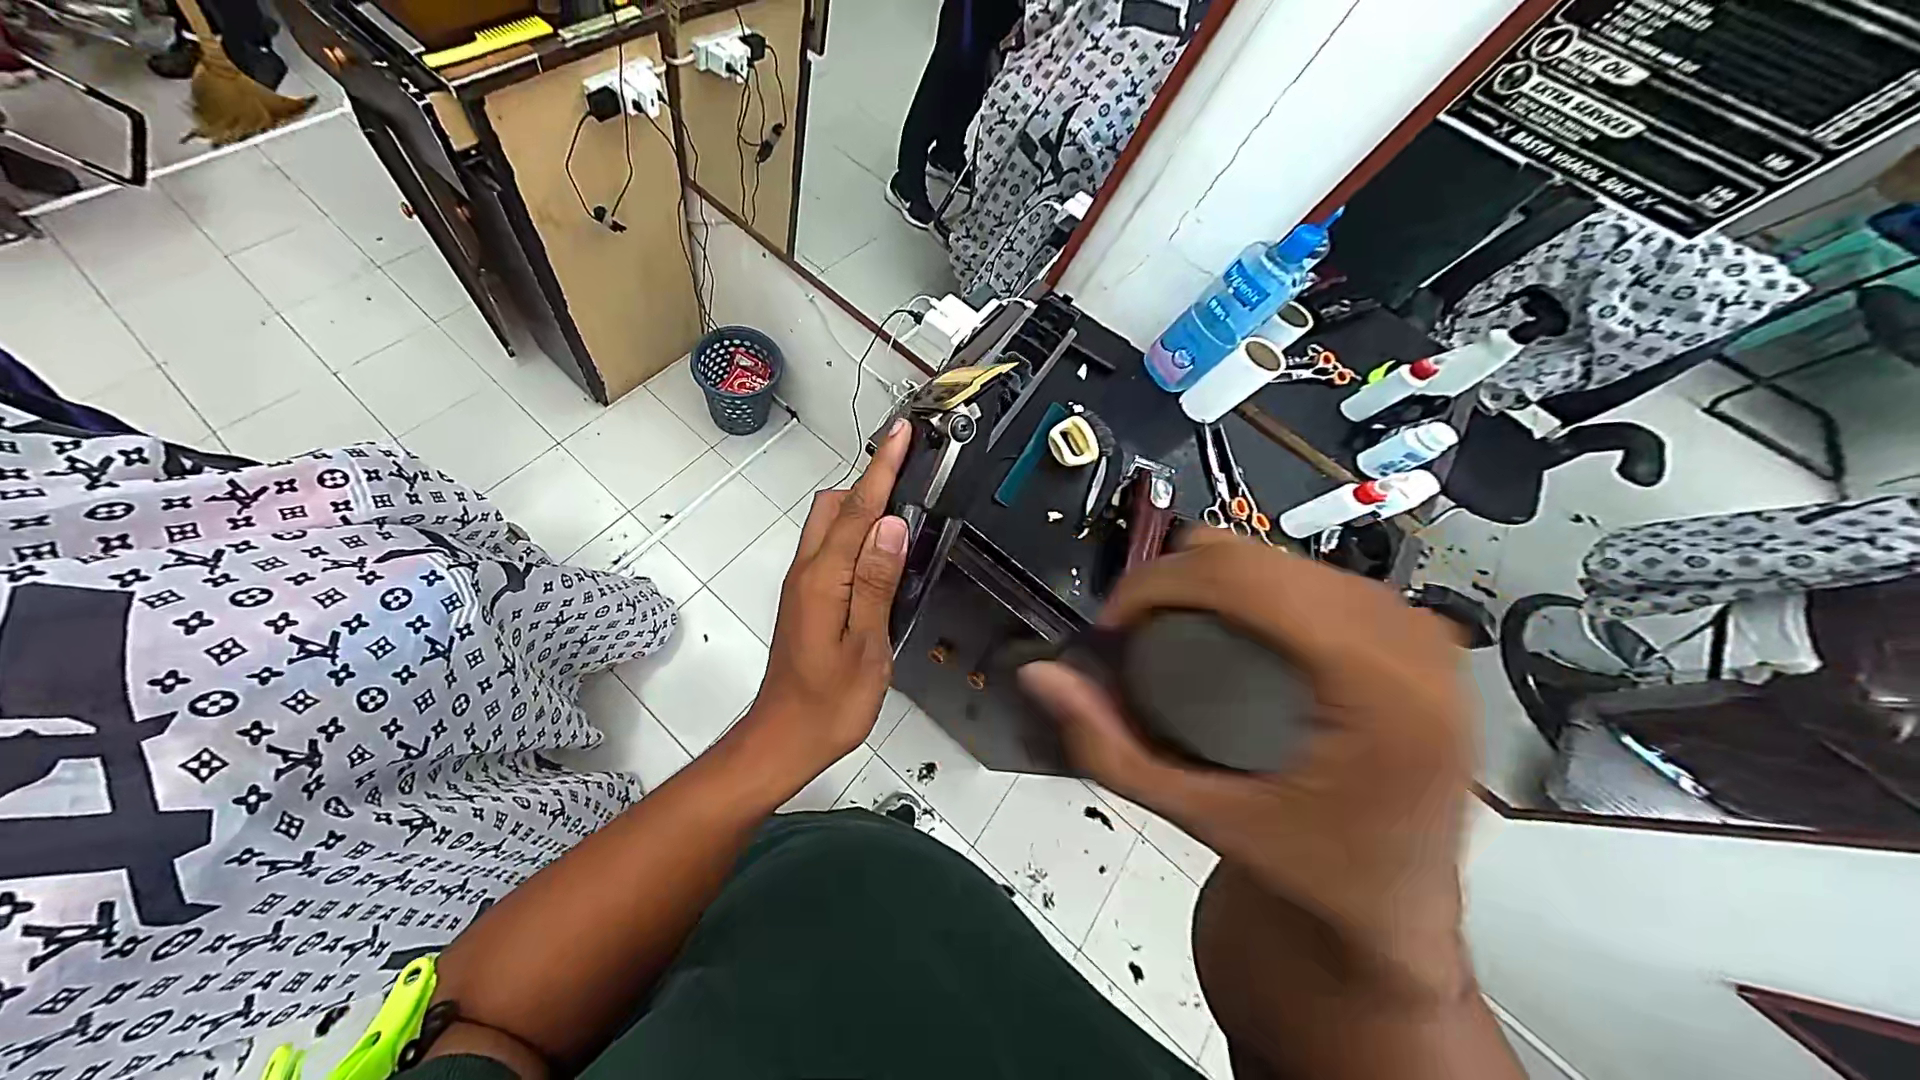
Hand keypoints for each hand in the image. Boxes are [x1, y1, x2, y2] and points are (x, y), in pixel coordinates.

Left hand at [742, 418, 911, 773]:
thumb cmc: (829, 704)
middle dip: (871, 482)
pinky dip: (857, 535)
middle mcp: (807, 572)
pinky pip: (832, 549)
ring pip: (831, 525)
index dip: (883, 469)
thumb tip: (891, 527)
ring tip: (905, 509)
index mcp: (824, 580)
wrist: (785, 737)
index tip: (902, 435)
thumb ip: (877, 582)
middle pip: (835, 506)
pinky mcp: (807, 597)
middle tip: (914, 475)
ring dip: (864, 508)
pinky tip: (882, 552)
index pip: (858, 510)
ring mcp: (803, 584)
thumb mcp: (866, 646)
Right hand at [1018, 532, 1475, 997]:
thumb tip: (1042, 675)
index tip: (1113, 626)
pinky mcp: (1408, 630)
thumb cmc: (1313, 874)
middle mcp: (1410, 640)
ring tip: (1169, 632)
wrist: (1393, 907)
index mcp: (1378, 686)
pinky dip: (1246, 586)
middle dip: (1173, 580)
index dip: (1157, 584)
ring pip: (1278, 556)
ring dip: (1207, 581)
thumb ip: (1109, 750)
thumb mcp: (1201, 820)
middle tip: (1132, 633)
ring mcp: (1417, 629)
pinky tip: (1222, 629)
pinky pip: (1305, 573)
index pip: (1243, 580)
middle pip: (1258, 559)